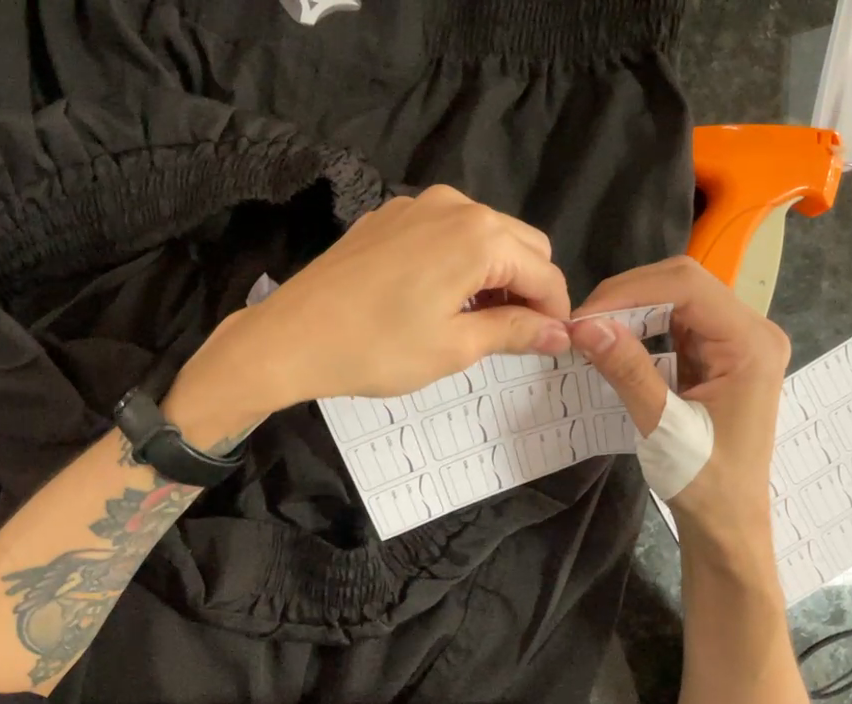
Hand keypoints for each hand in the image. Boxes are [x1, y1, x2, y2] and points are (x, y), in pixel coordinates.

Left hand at [170, 186, 571, 427]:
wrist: (291, 337)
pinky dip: (458, 262)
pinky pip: (445, 233)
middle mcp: (455, 205)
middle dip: (528, 288)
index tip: (555, 344)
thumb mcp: (453, 348)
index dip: (555, 311)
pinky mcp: (388, 217)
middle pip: (520, 243)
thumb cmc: (376, 349)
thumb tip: (559, 333)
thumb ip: (513, 332)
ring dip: (494, 274)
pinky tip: (440, 299)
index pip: (544, 271)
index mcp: (480, 236)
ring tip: (478, 322)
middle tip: (516, 337)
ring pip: (483, 235)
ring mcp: (417, 205)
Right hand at [566, 257, 789, 533]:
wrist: (727, 522)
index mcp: (750, 343)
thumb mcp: (662, 426)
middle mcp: (751, 333)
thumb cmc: (703, 481)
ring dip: (632, 312)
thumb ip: (627, 370)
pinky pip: (678, 328)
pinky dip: (643, 332)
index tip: (581, 318)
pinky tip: (614, 346)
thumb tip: (585, 326)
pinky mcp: (720, 360)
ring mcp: (737, 345)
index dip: (628, 292)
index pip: (687, 286)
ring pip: (679, 303)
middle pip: (684, 286)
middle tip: (580, 326)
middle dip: (627, 298)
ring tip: (590, 334)